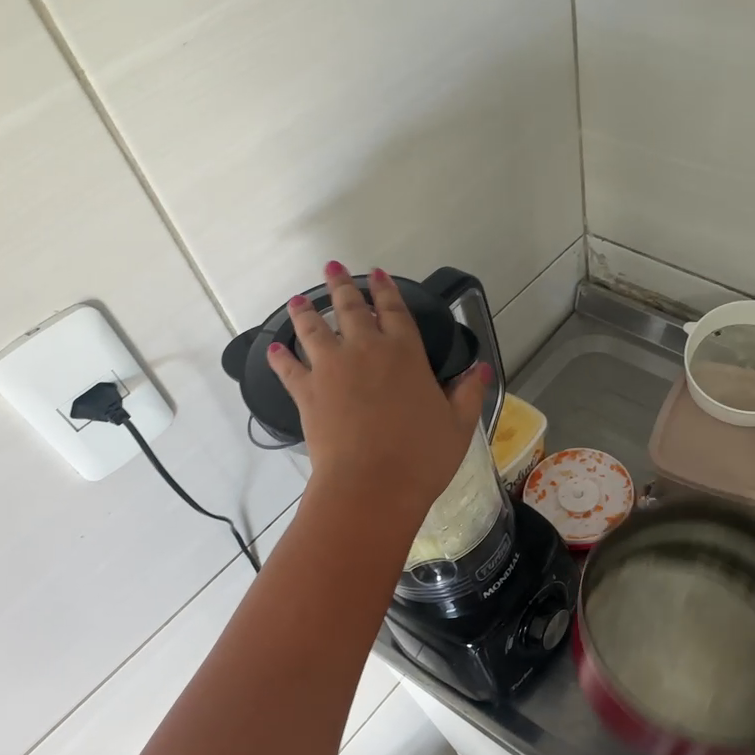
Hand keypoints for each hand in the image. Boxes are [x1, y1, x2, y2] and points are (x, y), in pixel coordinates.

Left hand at [268, 261, 490, 521]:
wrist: (372, 486)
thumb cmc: (423, 457)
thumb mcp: (459, 426)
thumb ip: (468, 393)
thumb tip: (480, 368)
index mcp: (405, 353)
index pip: (395, 310)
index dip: (386, 289)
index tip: (377, 273)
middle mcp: (365, 349)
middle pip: (350, 308)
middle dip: (342, 285)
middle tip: (332, 268)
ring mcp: (330, 369)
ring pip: (313, 328)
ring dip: (305, 310)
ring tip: (299, 299)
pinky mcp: (306, 393)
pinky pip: (288, 367)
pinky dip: (280, 356)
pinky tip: (274, 348)